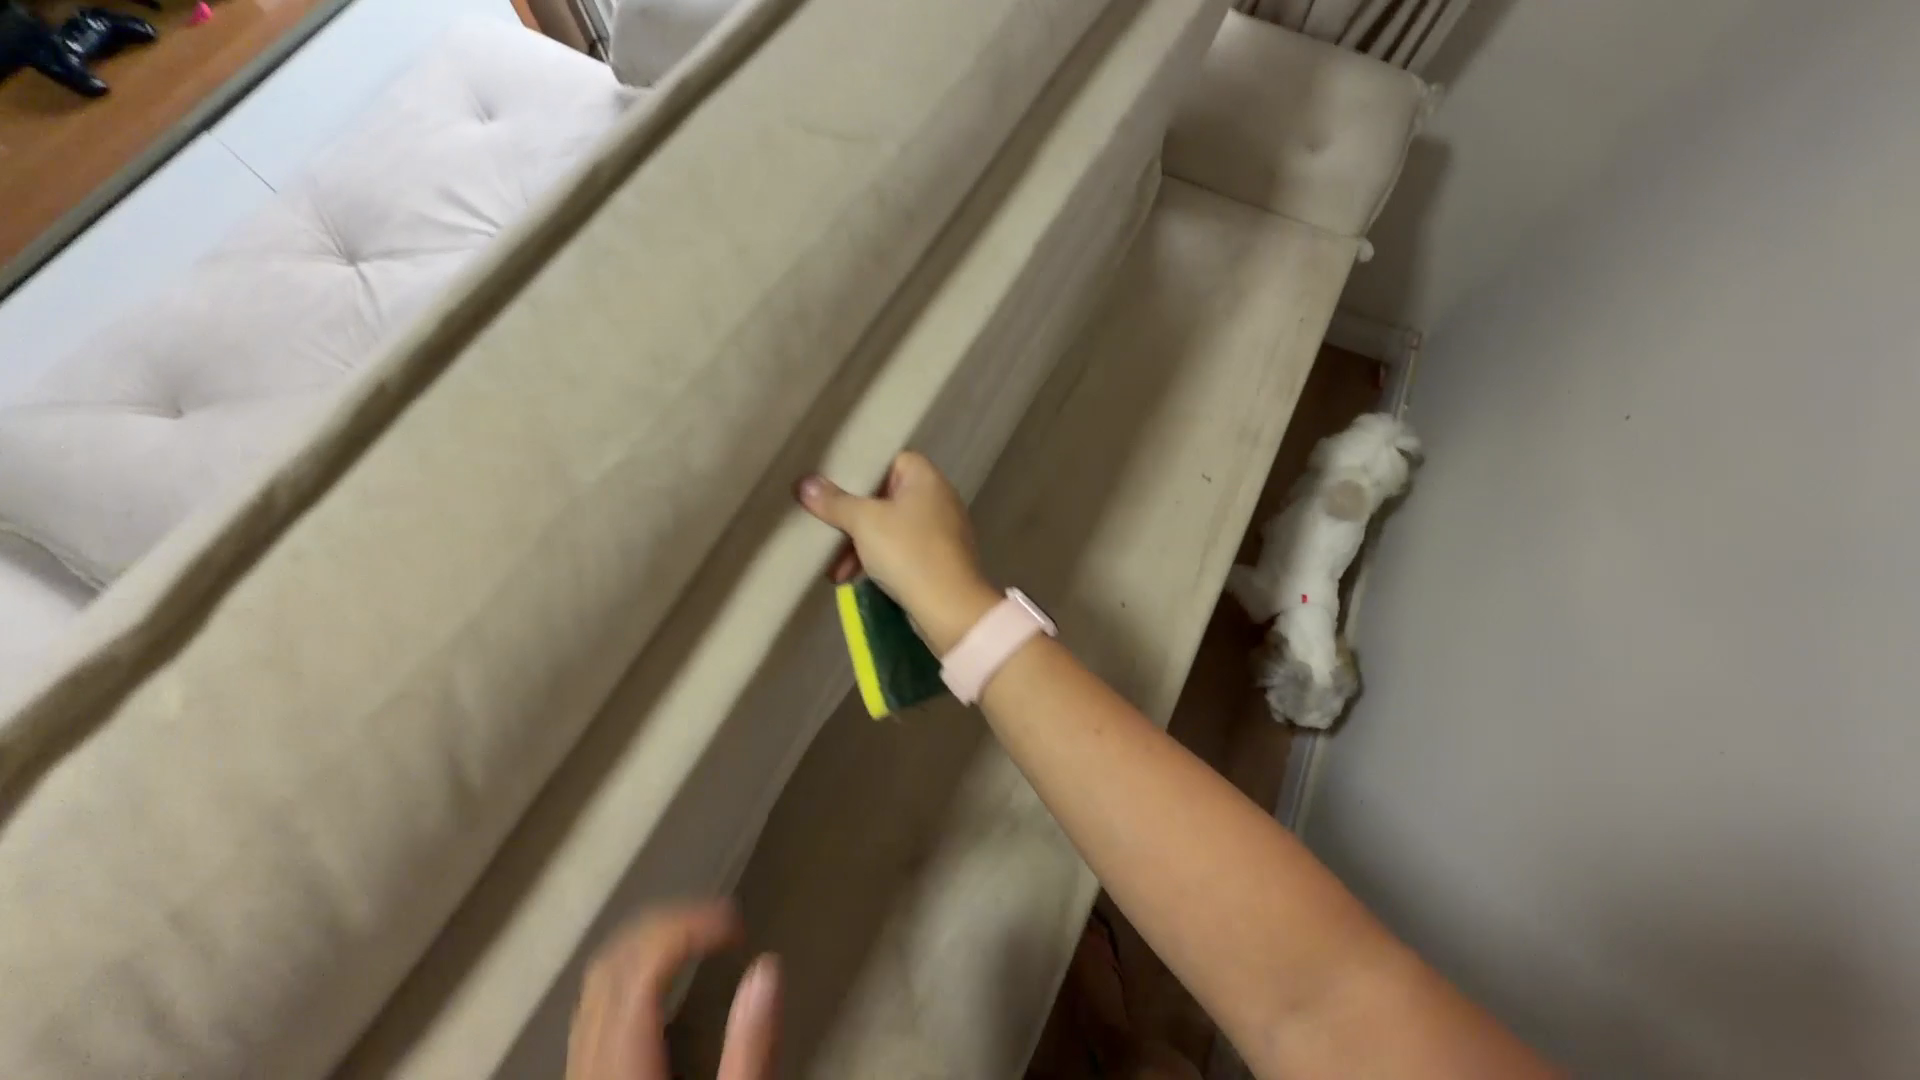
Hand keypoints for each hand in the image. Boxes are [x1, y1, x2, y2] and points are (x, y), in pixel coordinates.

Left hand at [567, 900, 778, 1079]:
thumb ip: (751, 1048)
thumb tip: (768, 969)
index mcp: (625, 1062)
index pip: (644, 964)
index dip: (689, 926)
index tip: (735, 923)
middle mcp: (592, 1060)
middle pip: (615, 962)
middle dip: (668, 924)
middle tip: (722, 920)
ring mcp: (581, 1069)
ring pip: (598, 980)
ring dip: (646, 942)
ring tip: (696, 936)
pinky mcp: (586, 1076)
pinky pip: (595, 1003)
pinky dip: (631, 969)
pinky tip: (664, 982)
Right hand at [796, 451, 999, 652]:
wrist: (949, 608)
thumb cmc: (908, 552)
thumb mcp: (864, 522)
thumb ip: (834, 501)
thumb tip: (804, 483)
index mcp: (925, 478)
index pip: (890, 461)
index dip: (861, 472)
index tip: (833, 488)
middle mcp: (937, 499)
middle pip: (885, 498)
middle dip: (852, 519)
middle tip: (825, 534)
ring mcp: (940, 531)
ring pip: (889, 528)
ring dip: (859, 546)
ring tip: (835, 570)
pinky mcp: (938, 560)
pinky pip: (900, 551)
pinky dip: (877, 561)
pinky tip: (853, 580)